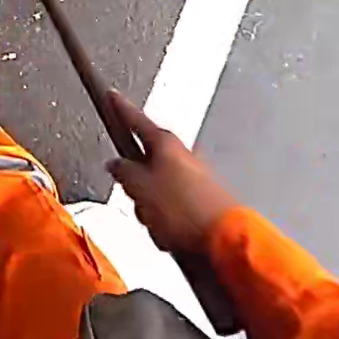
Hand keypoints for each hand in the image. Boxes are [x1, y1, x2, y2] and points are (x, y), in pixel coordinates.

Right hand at [106, 91, 240, 253]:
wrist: (226, 242)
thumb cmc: (185, 210)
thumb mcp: (138, 186)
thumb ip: (122, 170)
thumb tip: (116, 164)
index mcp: (165, 143)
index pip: (135, 120)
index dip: (120, 108)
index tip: (112, 96)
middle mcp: (183, 156)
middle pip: (145, 161)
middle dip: (136, 182)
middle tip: (134, 196)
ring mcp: (196, 179)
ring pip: (158, 189)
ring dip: (152, 207)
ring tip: (157, 224)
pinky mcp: (204, 203)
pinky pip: (174, 208)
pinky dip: (169, 221)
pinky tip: (171, 234)